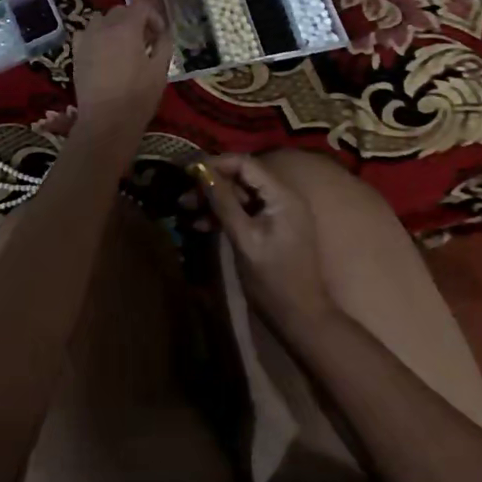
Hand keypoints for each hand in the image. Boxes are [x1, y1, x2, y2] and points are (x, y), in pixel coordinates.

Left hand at [71, 1, 172, 138]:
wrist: (106, 119)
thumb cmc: (138, 96)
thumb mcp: (160, 70)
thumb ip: (164, 44)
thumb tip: (163, 33)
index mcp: (126, 28)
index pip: (140, 6)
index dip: (154, 17)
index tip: (160, 35)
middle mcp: (103, 28)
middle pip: (120, 11)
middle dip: (135, 20)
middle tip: (145, 41)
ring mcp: (86, 39)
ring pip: (100, 19)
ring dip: (114, 26)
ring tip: (124, 45)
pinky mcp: (76, 53)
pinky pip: (85, 34)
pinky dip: (96, 36)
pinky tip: (104, 52)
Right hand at [196, 153, 333, 327]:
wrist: (299, 317)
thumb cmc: (272, 278)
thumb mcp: (243, 238)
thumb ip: (223, 202)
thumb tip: (200, 171)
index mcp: (283, 196)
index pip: (245, 164)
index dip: (214, 164)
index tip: (186, 172)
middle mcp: (283, 197)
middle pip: (241, 177)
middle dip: (210, 184)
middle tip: (183, 196)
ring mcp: (277, 213)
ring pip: (239, 194)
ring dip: (212, 200)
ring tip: (186, 211)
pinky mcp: (271, 227)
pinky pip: (243, 210)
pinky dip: (222, 214)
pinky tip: (201, 225)